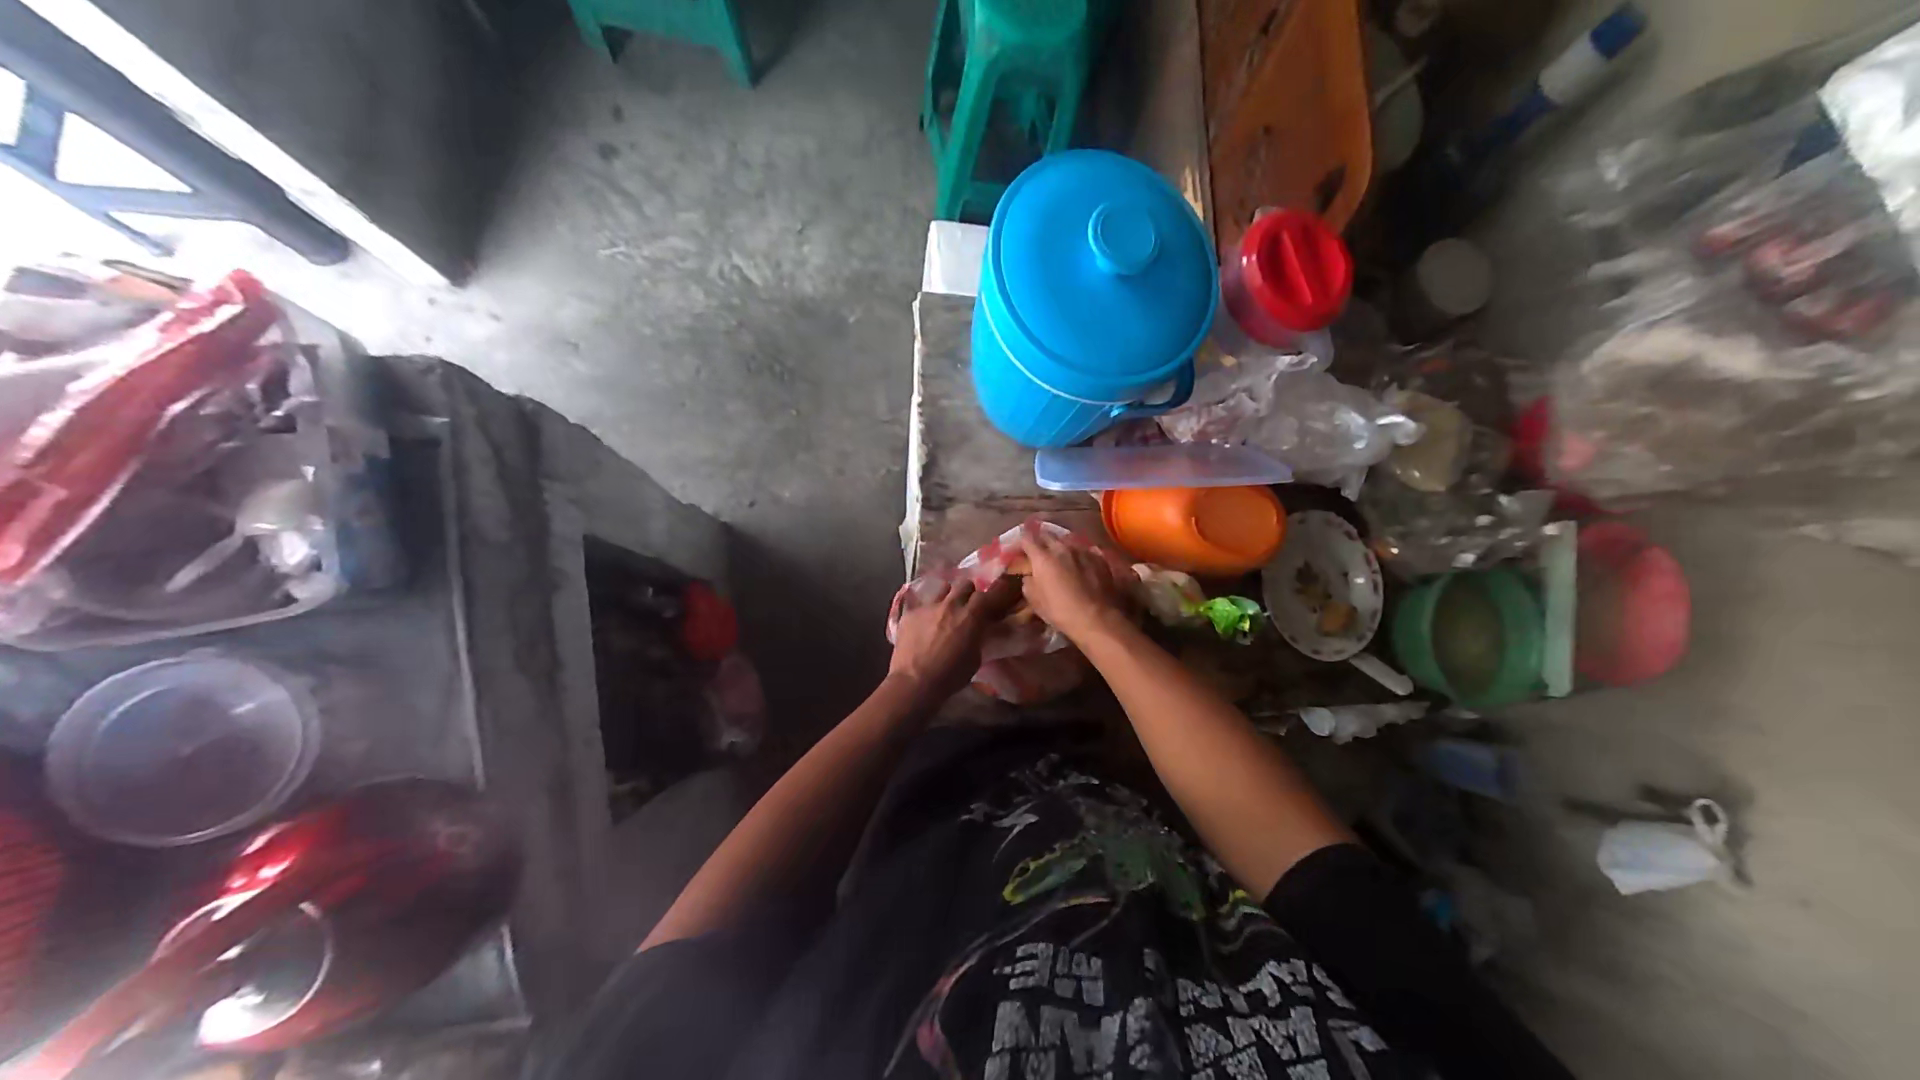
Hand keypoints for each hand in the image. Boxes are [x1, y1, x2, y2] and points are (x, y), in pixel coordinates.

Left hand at [888, 575, 1023, 705]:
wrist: (915, 682)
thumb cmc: (950, 675)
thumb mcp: (975, 657)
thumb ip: (979, 636)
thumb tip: (980, 628)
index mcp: (971, 616)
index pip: (990, 593)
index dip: (995, 594)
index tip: (997, 598)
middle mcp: (951, 604)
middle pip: (965, 583)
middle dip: (968, 593)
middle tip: (968, 606)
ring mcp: (929, 606)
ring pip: (943, 588)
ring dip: (948, 597)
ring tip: (945, 610)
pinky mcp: (910, 612)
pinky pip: (921, 602)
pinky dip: (926, 610)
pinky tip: (923, 622)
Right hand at [1020, 531, 1130, 643]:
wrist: (1096, 618)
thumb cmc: (1060, 611)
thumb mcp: (1035, 601)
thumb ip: (1029, 582)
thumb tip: (1030, 575)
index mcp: (1042, 557)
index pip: (1027, 538)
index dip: (1021, 542)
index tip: (1019, 549)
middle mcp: (1062, 548)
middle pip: (1047, 535)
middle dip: (1039, 540)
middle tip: (1037, 550)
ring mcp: (1082, 550)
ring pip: (1067, 540)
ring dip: (1059, 545)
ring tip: (1058, 555)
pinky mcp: (1099, 558)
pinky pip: (1084, 549)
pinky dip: (1077, 553)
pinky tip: (1079, 562)